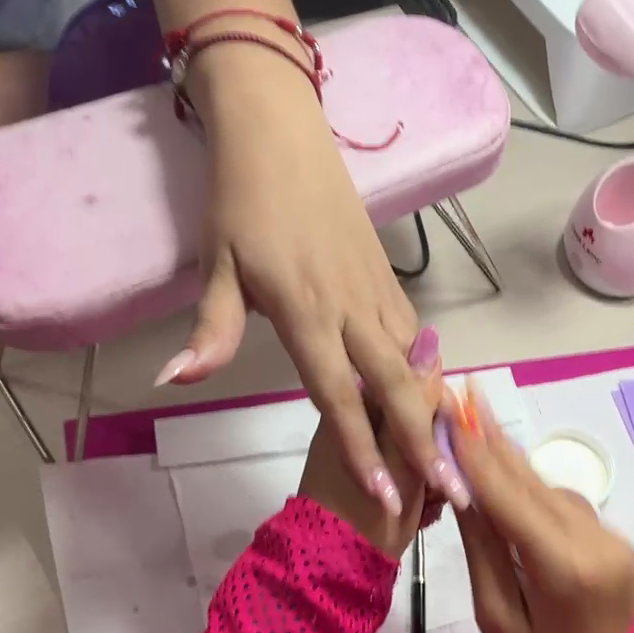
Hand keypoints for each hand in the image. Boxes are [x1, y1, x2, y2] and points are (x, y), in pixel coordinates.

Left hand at [155, 44, 464, 520]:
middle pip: (397, 388)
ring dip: (436, 415)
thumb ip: (211, 330)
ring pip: (417, 366)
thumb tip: (176, 380)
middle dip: (422, 444)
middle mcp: (352, 311)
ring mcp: (378, 296)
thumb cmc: (243, 204)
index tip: (384, 495)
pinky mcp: (391, 284)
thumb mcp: (217, 266)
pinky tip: (437, 404)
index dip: (362, 450)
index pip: (339, 396)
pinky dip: (430, 377)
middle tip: (451, 492)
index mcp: (306, 313)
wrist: (283, 136)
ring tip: (457, 461)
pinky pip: (416, 341)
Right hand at [448, 388, 633, 632]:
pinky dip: (532, 487)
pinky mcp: (612, 537)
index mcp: (564, 569)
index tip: (451, 414)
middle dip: (492, 440)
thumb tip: (465, 491)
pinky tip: (505, 469)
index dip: (477, 455)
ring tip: (472, 421)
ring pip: (549, 490)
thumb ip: (484, 551)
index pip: (511, 500)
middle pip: (533, 483)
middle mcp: (595, 540)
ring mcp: (610, 536)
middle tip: (461, 394)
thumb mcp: (498, 618)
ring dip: (510, 461)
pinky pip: (564, 505)